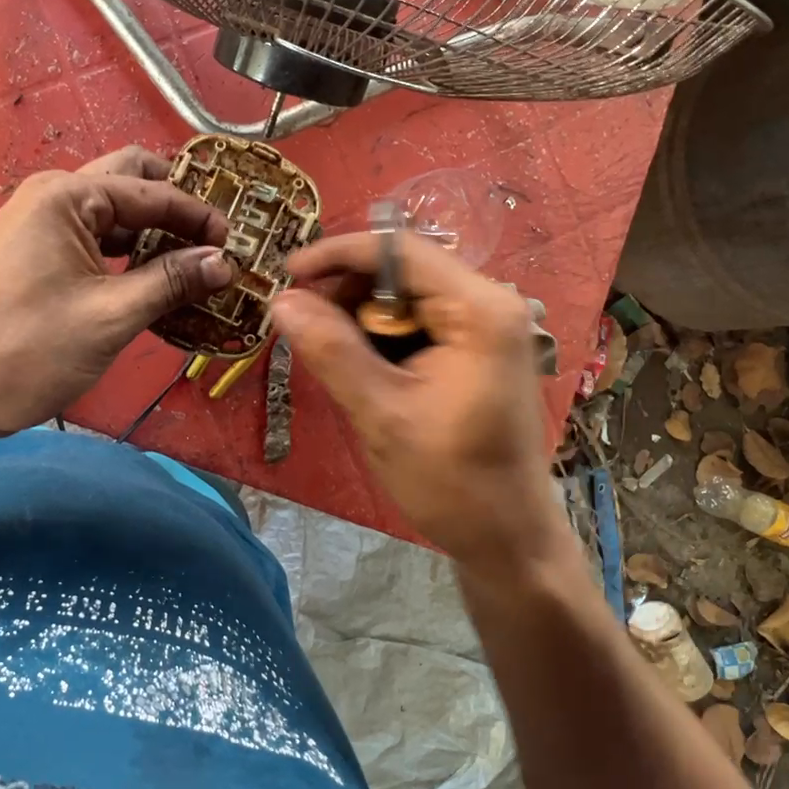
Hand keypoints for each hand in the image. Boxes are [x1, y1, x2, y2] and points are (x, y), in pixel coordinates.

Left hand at [0, 147, 231, 434]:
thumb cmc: (28, 350)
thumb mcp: (111, 316)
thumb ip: (172, 281)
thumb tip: (224, 262)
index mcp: (66, 196)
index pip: (152, 191)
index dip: (199, 215)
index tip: (238, 243)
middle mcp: (53, 197)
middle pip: (131, 183)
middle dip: (176, 208)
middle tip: (216, 240)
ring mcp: (41, 225)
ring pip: (115, 214)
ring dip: (155, 234)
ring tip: (196, 265)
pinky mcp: (37, 255)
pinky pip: (96, 241)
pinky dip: (129, 256)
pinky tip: (157, 284)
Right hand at [269, 233, 558, 567]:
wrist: (507, 537)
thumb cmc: (451, 481)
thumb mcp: (380, 413)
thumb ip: (330, 350)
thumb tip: (281, 300)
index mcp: (480, 310)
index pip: (399, 251)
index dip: (338, 254)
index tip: (288, 273)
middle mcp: (490, 303)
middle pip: (402, 271)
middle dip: (348, 293)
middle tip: (304, 325)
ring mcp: (488, 325)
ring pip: (405, 297)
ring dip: (362, 319)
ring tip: (331, 355)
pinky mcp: (478, 348)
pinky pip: (418, 322)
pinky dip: (383, 337)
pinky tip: (363, 368)